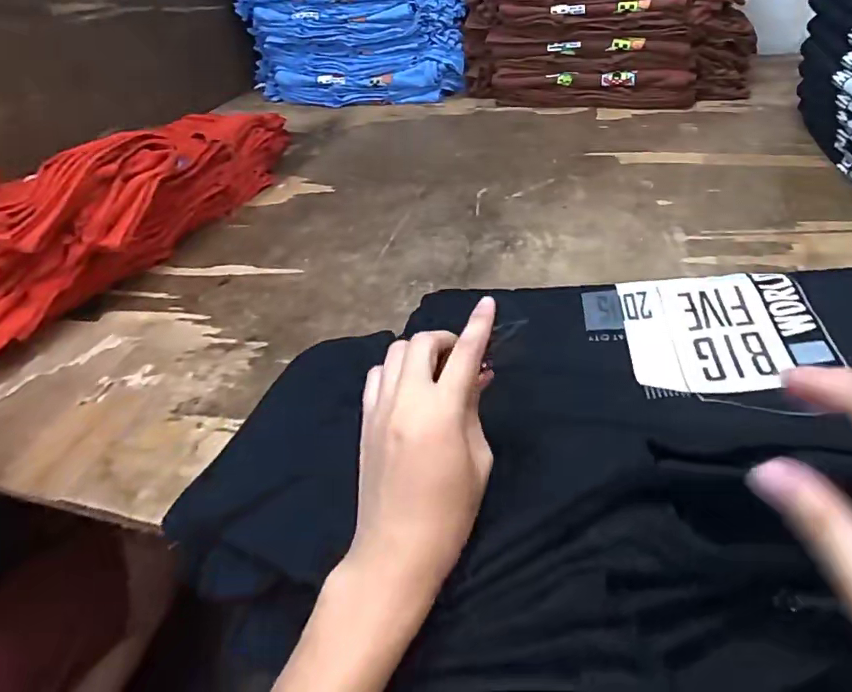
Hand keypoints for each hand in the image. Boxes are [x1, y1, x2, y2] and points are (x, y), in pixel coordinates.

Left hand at [344, 296, 496, 594]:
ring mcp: (380, 407)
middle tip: (462, 357)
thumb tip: (476, 377)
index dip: (479, 325)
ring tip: (436, 372)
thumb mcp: (477, 460)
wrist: (394, 549)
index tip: (488, 303)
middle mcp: (406, 399)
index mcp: (441, 411)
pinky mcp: (363, 419)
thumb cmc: (450, 513)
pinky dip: (395, 369)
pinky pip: (377, 374)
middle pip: (422, 342)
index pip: (464, 353)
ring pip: (396, 352)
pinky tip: (408, 387)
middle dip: (446, 339)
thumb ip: (473, 410)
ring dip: (420, 352)